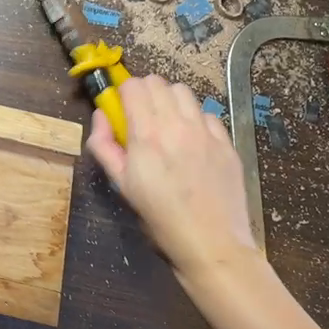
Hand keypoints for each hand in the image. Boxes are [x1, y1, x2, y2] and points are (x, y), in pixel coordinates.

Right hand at [86, 75, 256, 281]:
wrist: (212, 246)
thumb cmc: (160, 217)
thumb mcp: (121, 184)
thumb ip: (103, 145)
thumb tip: (101, 115)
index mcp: (146, 134)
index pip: (133, 86)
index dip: (124, 92)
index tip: (124, 108)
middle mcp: (176, 125)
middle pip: (157, 82)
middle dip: (146, 91)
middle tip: (143, 114)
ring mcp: (205, 132)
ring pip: (184, 92)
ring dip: (171, 100)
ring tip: (169, 122)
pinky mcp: (227, 144)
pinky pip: (208, 115)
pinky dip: (196, 119)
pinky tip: (194, 141)